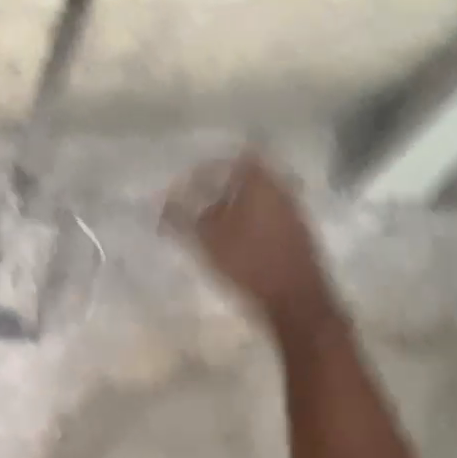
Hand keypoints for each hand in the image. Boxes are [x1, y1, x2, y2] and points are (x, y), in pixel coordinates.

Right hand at [162, 155, 335, 331]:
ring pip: (257, 198)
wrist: (294, 297)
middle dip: (219, 189)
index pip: (232, 160)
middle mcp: (281, 188)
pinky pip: (267, 215)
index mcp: (261, 181)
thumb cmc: (248, 263)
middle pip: (246, 177)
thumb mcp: (206, 241)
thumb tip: (159, 205)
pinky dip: (248, 222)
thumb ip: (180, 219)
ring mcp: (293, 210)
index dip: (207, 169)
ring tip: (210, 227)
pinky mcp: (297, 232)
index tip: (188, 185)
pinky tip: (233, 242)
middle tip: (196, 205)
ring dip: (234, 207)